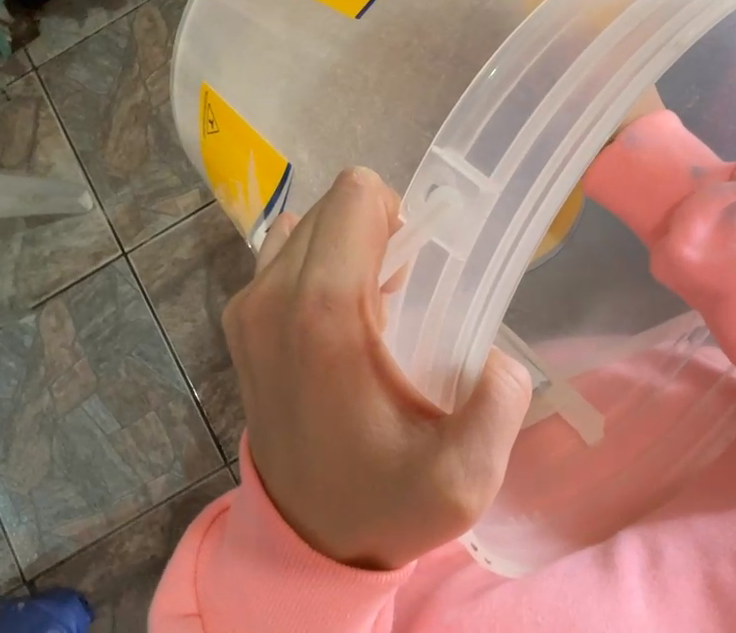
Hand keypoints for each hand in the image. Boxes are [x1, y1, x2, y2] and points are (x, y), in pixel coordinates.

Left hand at [223, 167, 533, 570]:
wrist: (302, 539)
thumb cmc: (383, 501)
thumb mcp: (461, 479)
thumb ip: (497, 408)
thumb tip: (498, 356)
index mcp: (325, 312)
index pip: (356, 196)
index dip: (397, 215)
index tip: (414, 268)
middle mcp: (274, 295)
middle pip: (331, 204)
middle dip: (373, 229)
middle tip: (399, 290)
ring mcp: (248, 305)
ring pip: (304, 223)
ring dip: (342, 245)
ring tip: (368, 303)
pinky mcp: (237, 320)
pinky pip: (280, 253)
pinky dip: (312, 263)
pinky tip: (334, 315)